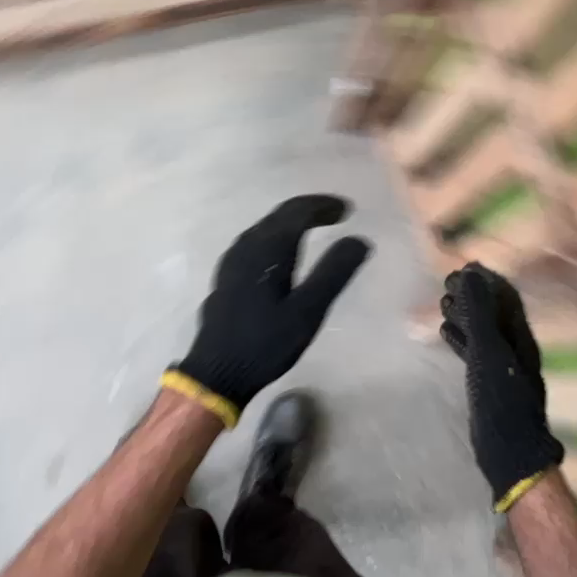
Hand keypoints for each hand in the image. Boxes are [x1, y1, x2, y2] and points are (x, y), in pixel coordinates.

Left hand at [164, 195, 371, 427]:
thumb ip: (334, 273)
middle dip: (310, 209)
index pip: (298, 211)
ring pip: (267, 225)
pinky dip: (278, 235)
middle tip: (336, 214)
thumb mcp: (308, 311)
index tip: (348, 210)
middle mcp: (248, 244)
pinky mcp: (227, 272)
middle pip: (281, 214)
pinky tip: (284, 252)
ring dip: (293, 221)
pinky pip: (257, 239)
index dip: (324, 206)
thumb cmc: (266, 342)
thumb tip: (359, 239)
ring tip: (316, 227)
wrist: (217, 370)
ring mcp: (233, 257)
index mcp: (268, 248)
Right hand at [440, 262, 564, 510]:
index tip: (462, 267)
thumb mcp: (488, 349)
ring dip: (464, 314)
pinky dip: (460, 337)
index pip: (505, 296)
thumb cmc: (499, 397)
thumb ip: (478, 312)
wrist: (508, 450)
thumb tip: (469, 273)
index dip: (485, 279)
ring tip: (442, 303)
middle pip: (492, 310)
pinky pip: (474, 350)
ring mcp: (502, 365)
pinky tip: (444, 333)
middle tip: (447, 283)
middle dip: (471, 294)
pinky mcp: (489, 382)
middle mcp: (514, 346)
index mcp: (519, 335)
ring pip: (482, 329)